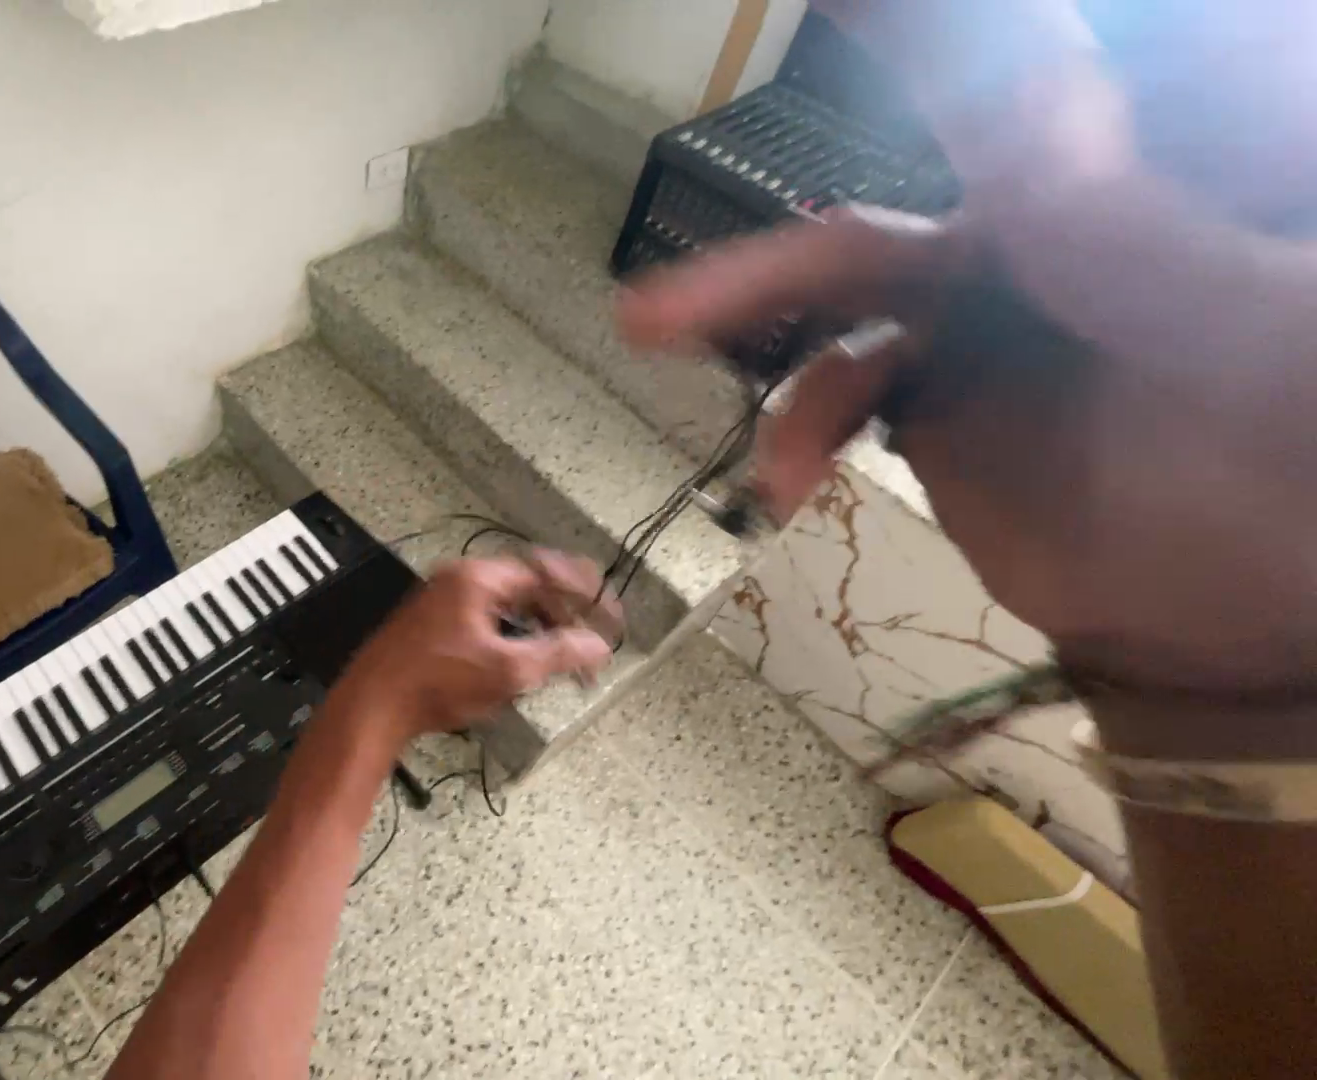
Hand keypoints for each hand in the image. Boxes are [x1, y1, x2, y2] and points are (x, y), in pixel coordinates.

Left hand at [327, 552, 619, 743]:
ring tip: (556, 659)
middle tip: (586, 643)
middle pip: (524, 586)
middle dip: (560, 615)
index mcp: (478, 578)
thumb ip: (558, 654)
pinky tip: (516, 665)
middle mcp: (457, 580)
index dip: (582, 592)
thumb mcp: (507, 671)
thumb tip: (598, 646)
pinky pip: (481, 619)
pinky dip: (507, 636)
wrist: (372, 706)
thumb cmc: (436, 684)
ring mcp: (439, 600)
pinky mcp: (429, 625)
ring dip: (534, 628)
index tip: (607, 612)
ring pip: (502, 605)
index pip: (544, 571)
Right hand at [616, 7, 1316, 720]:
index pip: (1022, 90)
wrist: (1240, 617)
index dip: (928, 45)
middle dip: (769, 246)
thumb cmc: (1296, 474)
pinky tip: (778, 486)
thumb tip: (1014, 80)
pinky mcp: (935, 399)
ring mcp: (979, 320)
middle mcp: (1050, 233)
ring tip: (651, 339)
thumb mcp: (1247, 332)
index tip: (839, 6)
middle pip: (881, 220)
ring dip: (743, 328)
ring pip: (831, 301)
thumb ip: (1122, 219)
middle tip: (667, 272)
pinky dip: (795, 435)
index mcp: (1144, 189)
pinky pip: (834, 394)